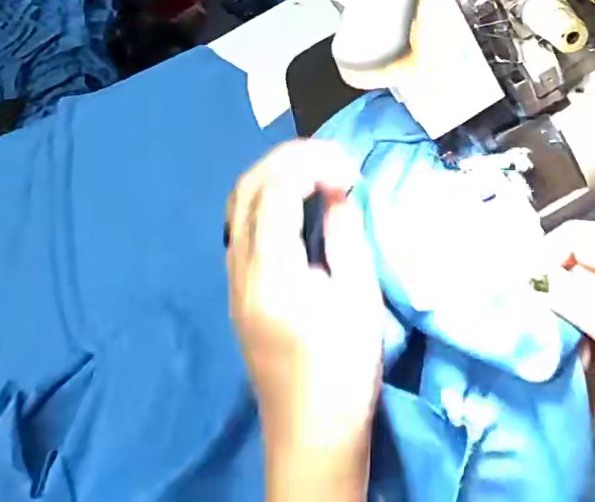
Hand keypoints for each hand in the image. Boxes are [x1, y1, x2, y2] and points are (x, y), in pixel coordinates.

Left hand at [227, 139, 383, 499]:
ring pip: (240, 202)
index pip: (277, 191)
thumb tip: (338, 191)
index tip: (351, 172)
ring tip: (321, 169)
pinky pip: (244, 223)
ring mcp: (235, 281)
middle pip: (250, 188)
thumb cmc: (344, 370)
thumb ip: (346, 235)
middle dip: (293, 158)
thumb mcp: (359, 296)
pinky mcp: (240, 289)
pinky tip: (302, 199)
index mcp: (272, 275)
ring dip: (278, 173)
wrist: (310, 436)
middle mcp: (241, 272)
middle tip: (337, 159)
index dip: (314, 164)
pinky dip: (271, 195)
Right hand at [539, 220, 594, 452]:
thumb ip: (581, 304)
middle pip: (587, 260)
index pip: (582, 235)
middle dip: (560, 287)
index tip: (523, 288)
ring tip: (560, 344)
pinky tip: (583, 352)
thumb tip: (537, 280)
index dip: (549, 256)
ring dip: (575, 312)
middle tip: (537, 323)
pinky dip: (593, 326)